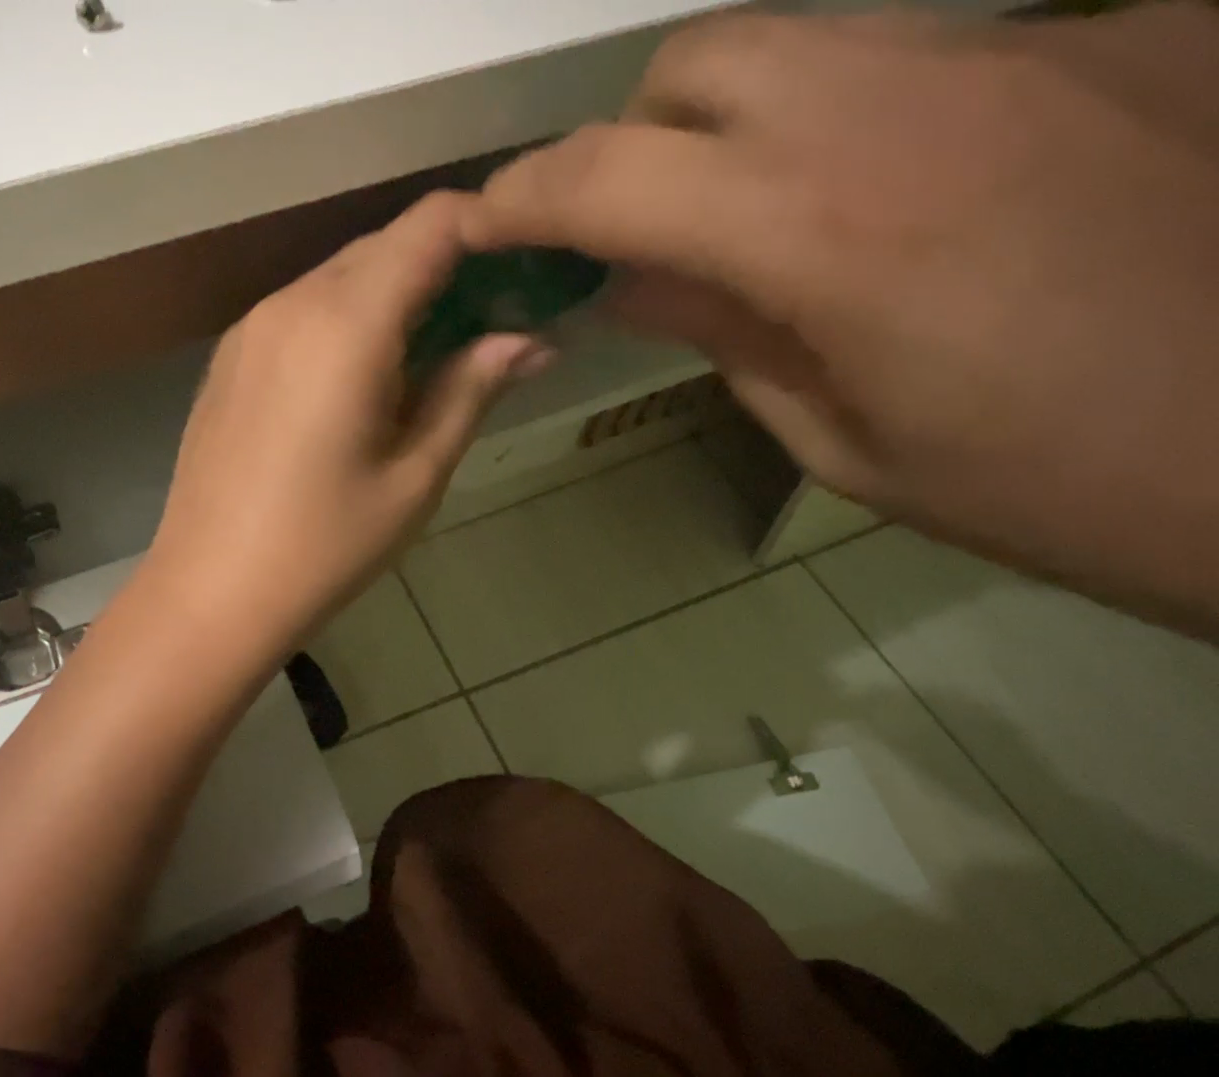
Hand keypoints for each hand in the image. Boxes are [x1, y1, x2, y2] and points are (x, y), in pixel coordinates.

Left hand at [140, 192, 546, 649]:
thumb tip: (530, 339)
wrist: (209, 592)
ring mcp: (250, 328)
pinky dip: (347, 318)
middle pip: (383, 245)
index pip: (430, 224)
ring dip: (395, 293)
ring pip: (339, 276)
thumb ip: (471, 389)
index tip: (529, 265)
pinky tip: (365, 376)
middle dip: (447, 264)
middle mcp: (290, 303)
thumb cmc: (324, 546)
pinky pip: (302, 311)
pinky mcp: (229, 358)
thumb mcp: (415, 474)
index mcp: (345, 323)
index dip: (489, 226)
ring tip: (436, 351)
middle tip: (495, 318)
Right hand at [468, 3, 1218, 631]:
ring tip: (796, 221)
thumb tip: (637, 278)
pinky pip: (941, 60)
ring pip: (816, 44)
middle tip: (655, 225)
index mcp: (825, 232)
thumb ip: (726, 336)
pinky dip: (886, 124)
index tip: (486, 227)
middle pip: (699, 61)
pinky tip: (948, 203)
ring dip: (754, 126)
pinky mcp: (1133, 35)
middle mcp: (910, 105)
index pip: (610, 175)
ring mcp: (1032, 50)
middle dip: (640, 138)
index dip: (523, 197)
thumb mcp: (849, 441)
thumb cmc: (1062, 487)